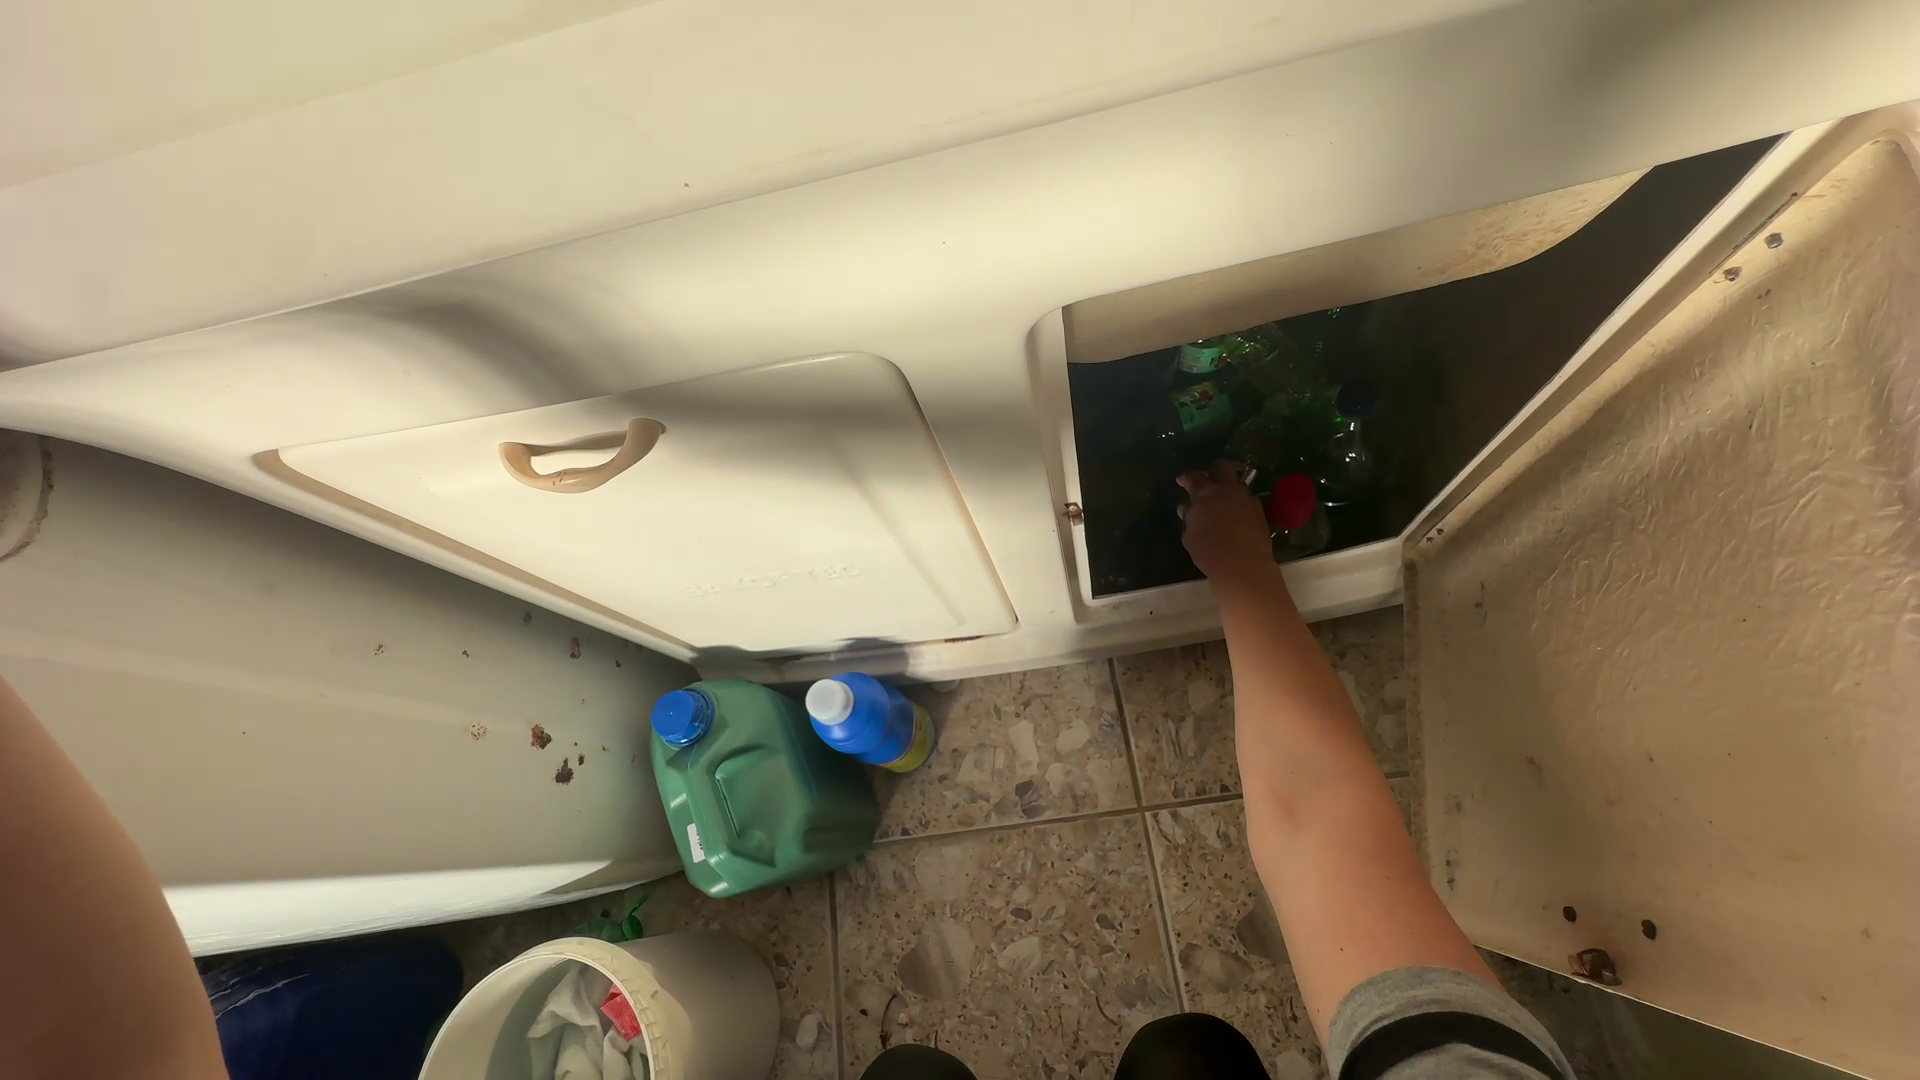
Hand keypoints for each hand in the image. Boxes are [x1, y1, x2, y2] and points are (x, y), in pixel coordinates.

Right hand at [1178, 461, 1275, 581]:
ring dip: (1229, 490)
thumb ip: (1189, 518)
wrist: (1242, 564)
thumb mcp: (1189, 535)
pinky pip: (1247, 501)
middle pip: (1222, 468)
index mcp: (1205, 494)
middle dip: (1214, 471)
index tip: (1181, 480)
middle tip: (1208, 482)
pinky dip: (1239, 505)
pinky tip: (1235, 517)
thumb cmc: (1208, 550)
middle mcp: (1227, 490)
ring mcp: (1246, 499)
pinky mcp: (1259, 511)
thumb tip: (1187, 508)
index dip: (1186, 478)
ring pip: (1237, 484)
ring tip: (1222, 503)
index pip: (1194, 477)